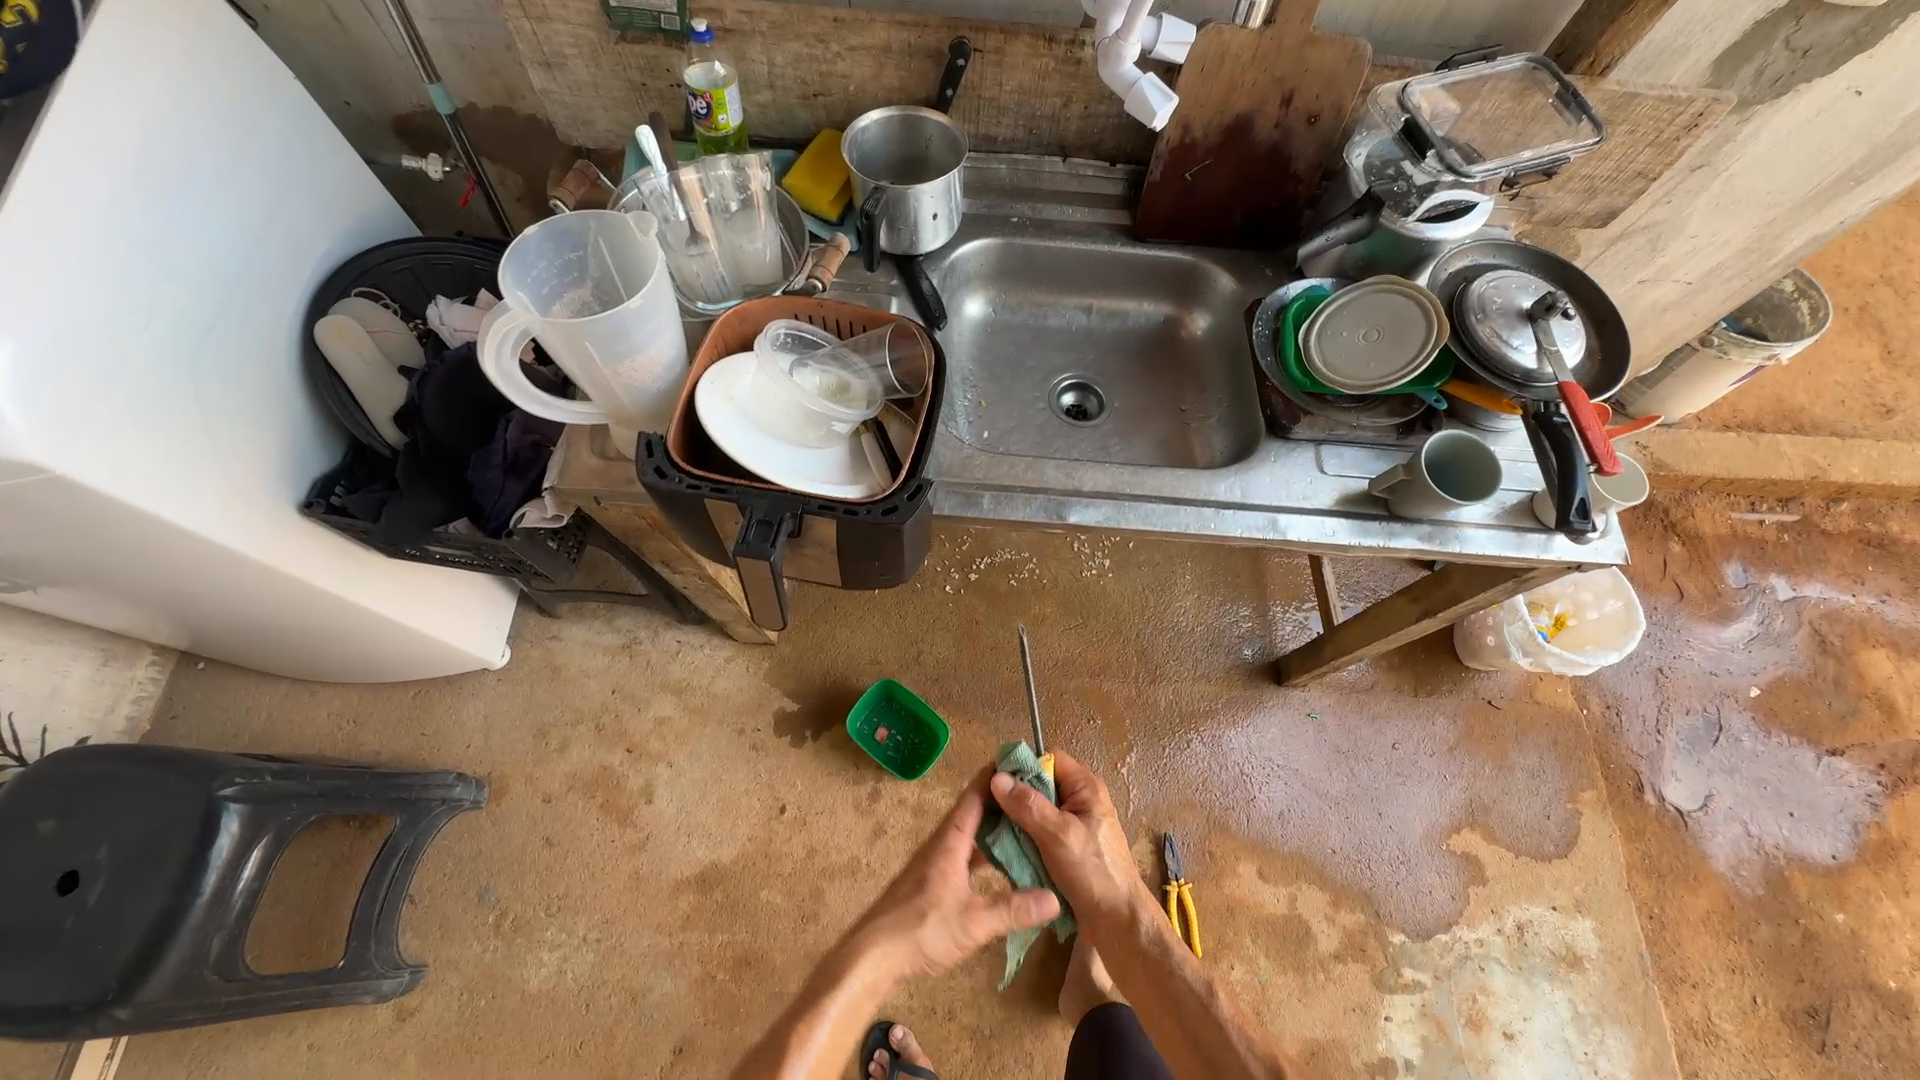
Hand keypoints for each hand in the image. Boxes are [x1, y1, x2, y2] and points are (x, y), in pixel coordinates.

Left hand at [853, 768, 1060, 982]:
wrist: (873, 956)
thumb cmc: (921, 930)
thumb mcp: (973, 922)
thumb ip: (1014, 910)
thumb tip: (1055, 898)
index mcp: (949, 842)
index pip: (974, 797)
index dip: (994, 777)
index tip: (1018, 759)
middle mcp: (941, 845)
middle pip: (973, 812)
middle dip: (1000, 799)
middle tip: (1032, 791)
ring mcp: (934, 864)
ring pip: (969, 835)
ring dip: (992, 826)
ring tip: (1024, 822)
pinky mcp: (932, 882)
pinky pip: (964, 855)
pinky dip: (984, 852)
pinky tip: (1001, 863)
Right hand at [989, 752, 1144, 933]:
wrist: (1117, 922)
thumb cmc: (1093, 873)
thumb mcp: (1058, 835)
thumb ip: (1028, 805)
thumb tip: (998, 778)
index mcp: (1085, 788)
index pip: (1049, 759)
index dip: (1022, 765)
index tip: (994, 780)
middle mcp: (1079, 801)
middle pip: (1040, 785)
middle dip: (1014, 795)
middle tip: (985, 807)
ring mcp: (1072, 826)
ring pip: (1036, 811)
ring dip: (1015, 820)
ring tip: (990, 829)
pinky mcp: (1066, 849)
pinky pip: (1038, 833)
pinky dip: (1022, 838)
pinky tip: (1003, 848)